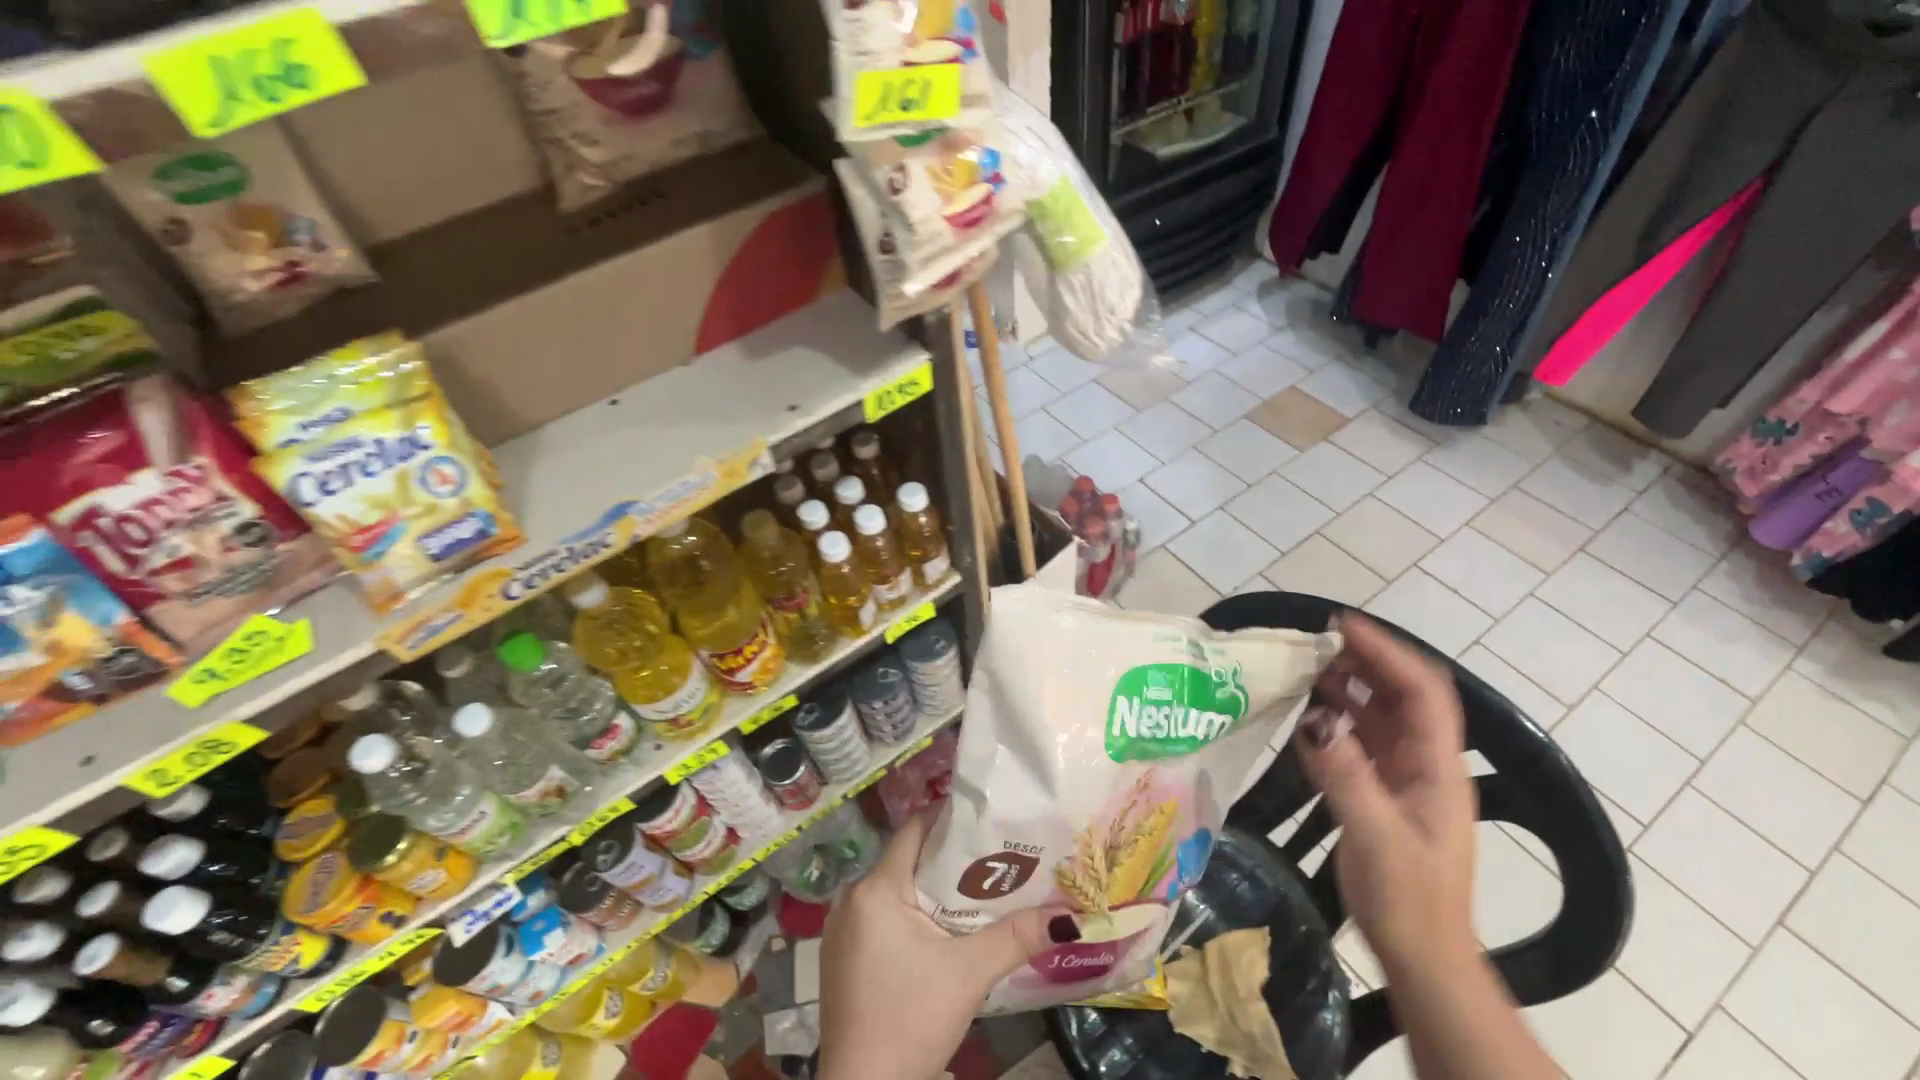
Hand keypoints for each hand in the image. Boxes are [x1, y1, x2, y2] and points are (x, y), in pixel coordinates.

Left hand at [818, 812, 1076, 1079]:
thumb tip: (1074, 917)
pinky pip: (885, 916)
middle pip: (909, 860)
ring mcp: (843, 928)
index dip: (953, 819)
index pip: (915, 829)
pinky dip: (915, 914)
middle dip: (954, 859)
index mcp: (875, 888)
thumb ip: (1018, 937)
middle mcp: (852, 897)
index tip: (992, 816)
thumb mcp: (969, 974)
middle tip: (1001, 855)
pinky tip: (947, 929)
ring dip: (937, 889)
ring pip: (898, 890)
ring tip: (984, 888)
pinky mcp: (844, 954)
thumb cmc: (910, 1019)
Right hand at [1296, 612, 1476, 973]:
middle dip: (1366, 662)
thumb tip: (1314, 715)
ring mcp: (1404, 779)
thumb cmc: (1408, 899)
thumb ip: (1346, 773)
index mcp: (1437, 767)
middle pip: (1402, 696)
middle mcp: (1425, 764)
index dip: (1388, 652)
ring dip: (1350, 688)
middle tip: (1317, 641)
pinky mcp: (1382, 795)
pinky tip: (1307, 716)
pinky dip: (1336, 722)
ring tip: (1307, 668)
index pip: (1421, 692)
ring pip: (1380, 717)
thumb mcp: (1376, 836)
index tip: (1344, 625)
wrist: (1422, 956)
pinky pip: (1361, 744)